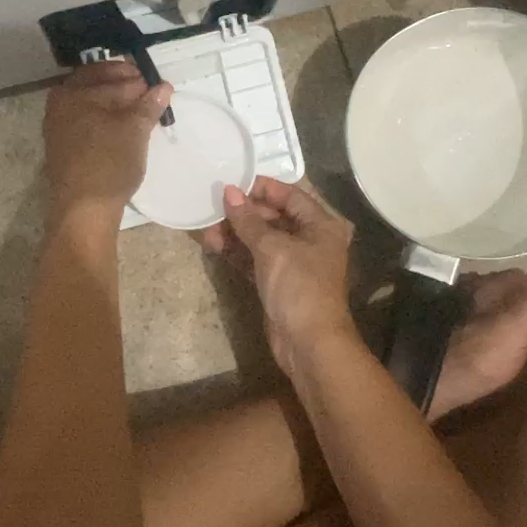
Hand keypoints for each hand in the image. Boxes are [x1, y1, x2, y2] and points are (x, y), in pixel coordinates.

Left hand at [43, 60, 174, 216]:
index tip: (157, 87)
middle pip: (97, 85)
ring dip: (115, 103)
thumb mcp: (135, 131)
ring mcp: (58, 126)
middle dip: (124, 86)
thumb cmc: (109, 163)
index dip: (137, 79)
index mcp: (74, 92)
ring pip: (91, 104)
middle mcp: (60, 104)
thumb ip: (148, 105)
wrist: (83, 211)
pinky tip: (121, 128)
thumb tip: (163, 86)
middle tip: (150, 96)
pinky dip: (104, 118)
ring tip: (139, 113)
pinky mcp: (62, 146)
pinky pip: (86, 121)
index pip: (112, 76)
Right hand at [199, 177, 356, 378]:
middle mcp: (310, 240)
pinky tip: (213, 244)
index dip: (262, 187)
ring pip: (260, 240)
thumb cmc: (299, 287)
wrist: (309, 344)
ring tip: (205, 227)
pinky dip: (236, 252)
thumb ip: (249, 220)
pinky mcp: (277, 283)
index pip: (290, 195)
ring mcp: (293, 264)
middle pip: (273, 217)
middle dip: (243, 212)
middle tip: (212, 206)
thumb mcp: (272, 249)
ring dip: (235, 232)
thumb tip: (228, 191)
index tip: (232, 182)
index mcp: (320, 226)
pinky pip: (254, 259)